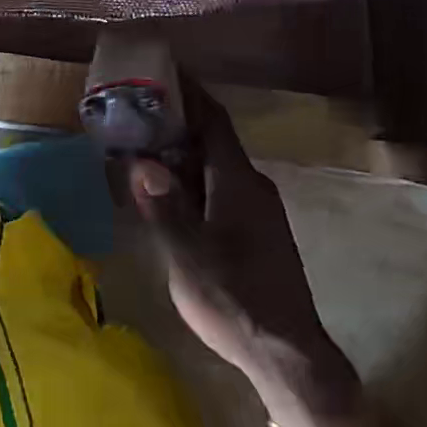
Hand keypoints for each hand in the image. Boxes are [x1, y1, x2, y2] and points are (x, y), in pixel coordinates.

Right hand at [129, 84, 365, 426]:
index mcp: (237, 181)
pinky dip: (193, 179)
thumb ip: (165, 208)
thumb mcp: (189, 257)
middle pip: (213, 141)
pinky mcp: (257, 232)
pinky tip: (170, 194)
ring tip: (145, 149)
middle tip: (138, 113)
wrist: (288, 356)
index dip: (192, 93)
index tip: (165, 71)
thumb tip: (142, 162)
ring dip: (183, 153)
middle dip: (178, 123)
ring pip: (216, 166)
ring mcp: (258, 210)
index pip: (214, 121)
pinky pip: (220, 188)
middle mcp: (252, 186)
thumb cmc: (236, 299)